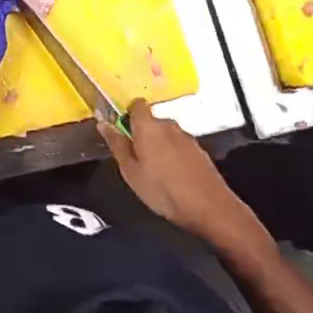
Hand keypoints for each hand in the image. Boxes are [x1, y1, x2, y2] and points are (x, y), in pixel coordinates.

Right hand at [99, 101, 269, 245]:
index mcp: (148, 126)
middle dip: (141, 134)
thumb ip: (117, 144)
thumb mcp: (130, 171)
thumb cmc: (162, 190)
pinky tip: (171, 176)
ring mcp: (187, 137)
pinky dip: (171, 155)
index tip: (120, 131)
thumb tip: (103, 123)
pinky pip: (178, 146)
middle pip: (150, 121)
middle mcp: (169, 125)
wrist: (209, 207)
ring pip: (165, 134)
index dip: (126, 114)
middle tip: (133, 159)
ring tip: (152, 171)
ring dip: (157, 146)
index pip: (136, 105)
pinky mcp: (199, 150)